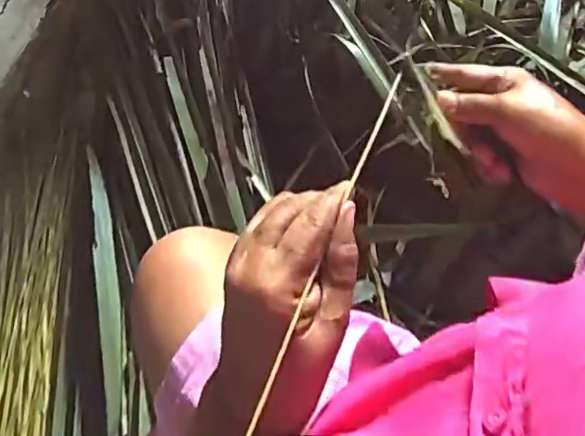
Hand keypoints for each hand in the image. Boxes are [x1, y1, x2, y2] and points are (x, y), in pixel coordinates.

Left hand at [206, 184, 356, 435]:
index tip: (352, 186)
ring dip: (300, 203)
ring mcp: (238, 257)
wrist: (246, 398)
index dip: (331, 200)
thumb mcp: (332, 327)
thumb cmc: (297, 374)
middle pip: (289, 209)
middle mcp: (252, 259)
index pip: (309, 222)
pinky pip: (259, 220)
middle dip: (318, 199)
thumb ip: (341, 267)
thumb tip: (347, 213)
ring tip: (328, 211)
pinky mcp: (233, 258)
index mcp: (277, 281)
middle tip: (344, 200)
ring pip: (271, 208)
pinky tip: (301, 222)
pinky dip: (282, 212)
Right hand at [430, 63, 584, 203]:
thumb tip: (438, 98)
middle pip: (462, 108)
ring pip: (470, 134)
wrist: (583, 173)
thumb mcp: (505, 111)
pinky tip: (503, 172)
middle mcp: (502, 100)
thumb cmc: (547, 130)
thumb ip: (469, 104)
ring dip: (478, 150)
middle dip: (464, 128)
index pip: (466, 74)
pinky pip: (483, 154)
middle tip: (469, 141)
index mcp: (505, 81)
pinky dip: (490, 164)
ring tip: (494, 162)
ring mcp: (505, 127)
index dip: (444, 75)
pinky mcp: (509, 151)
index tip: (422, 72)